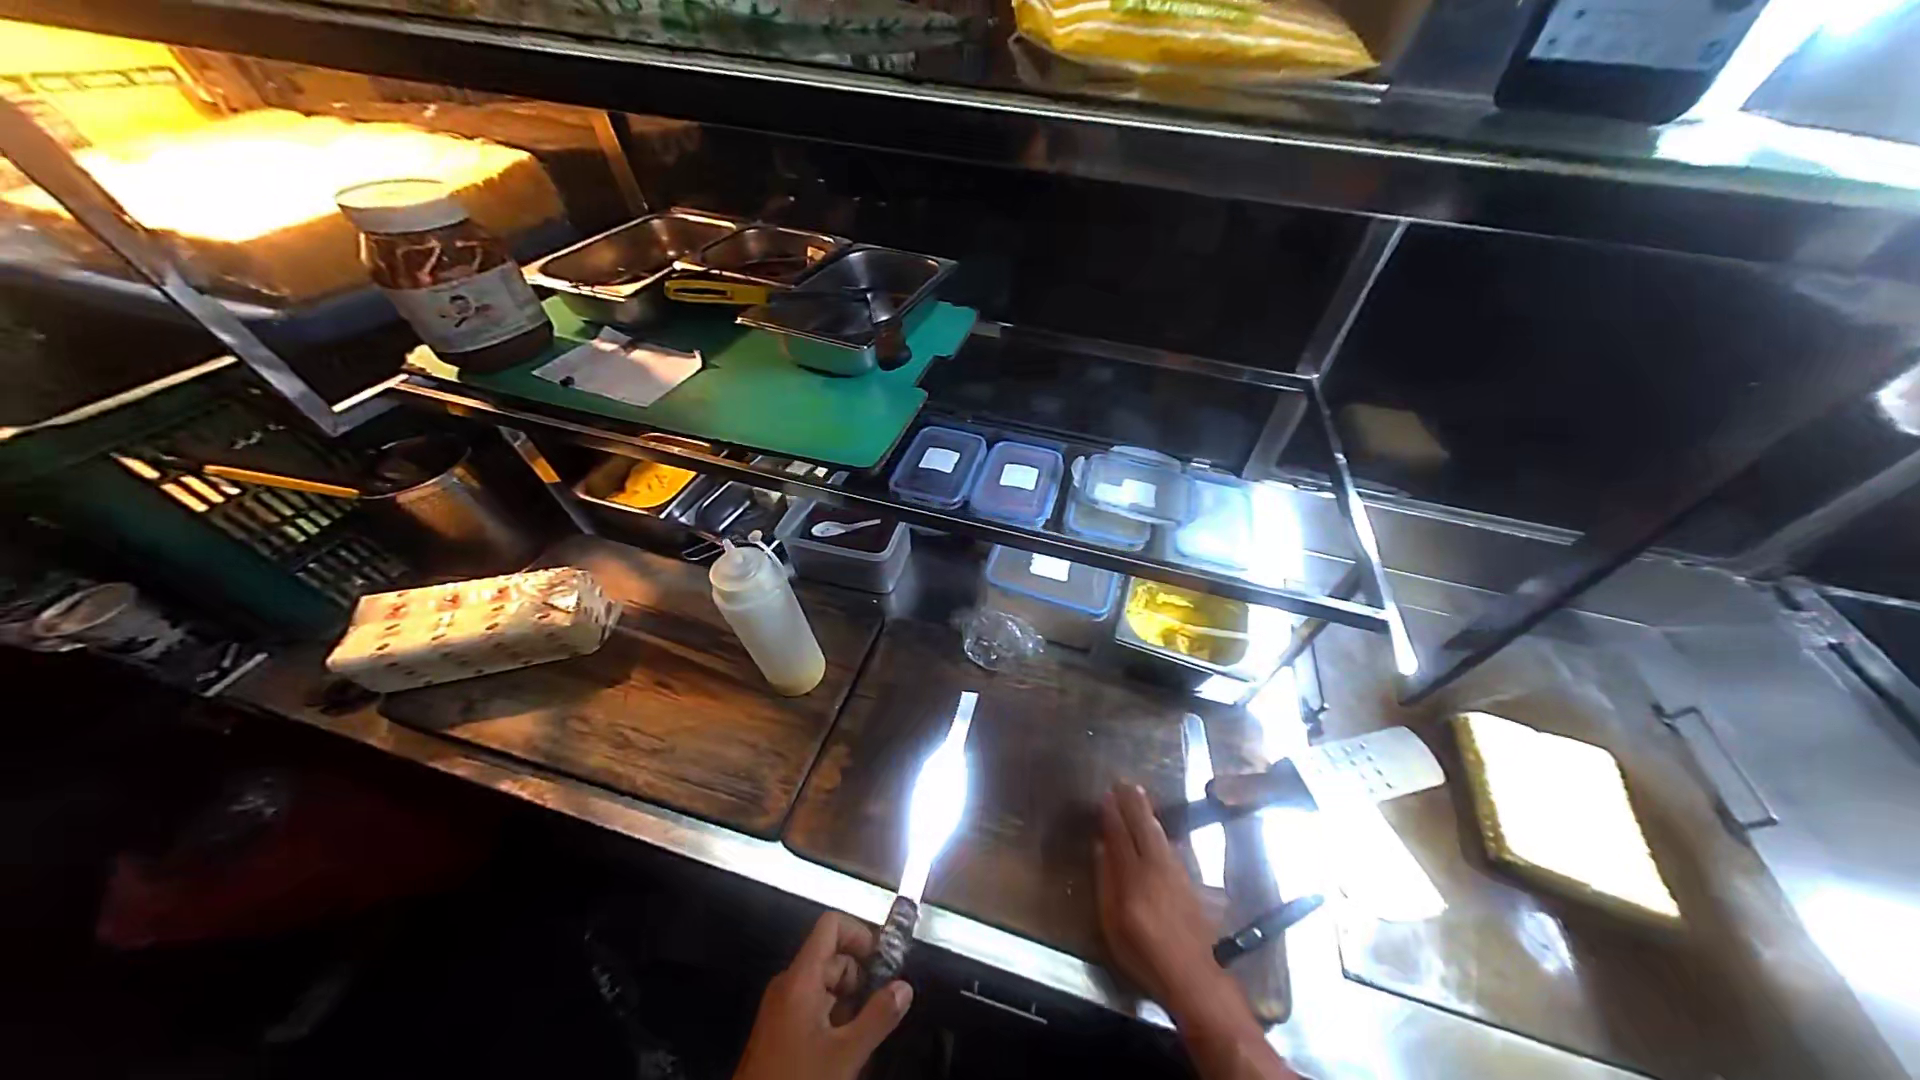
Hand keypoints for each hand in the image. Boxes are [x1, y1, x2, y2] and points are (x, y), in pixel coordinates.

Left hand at [733, 911, 913, 1079]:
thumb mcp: (845, 1055)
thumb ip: (878, 1018)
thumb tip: (904, 987)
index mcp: (800, 978)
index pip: (831, 926)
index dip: (860, 935)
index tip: (883, 963)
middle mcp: (788, 984)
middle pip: (833, 957)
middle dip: (860, 979)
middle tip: (879, 1011)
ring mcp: (781, 1007)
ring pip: (825, 985)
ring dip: (849, 1004)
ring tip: (862, 1039)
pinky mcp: (778, 1029)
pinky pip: (813, 1006)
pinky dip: (834, 1018)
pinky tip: (843, 1051)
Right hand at [1097, 784, 1297, 1079]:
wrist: (1195, 975)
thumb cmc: (1145, 954)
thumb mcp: (1112, 923)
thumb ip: (1106, 882)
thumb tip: (1101, 849)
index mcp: (1132, 875)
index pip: (1119, 835)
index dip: (1111, 814)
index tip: (1105, 796)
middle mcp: (1156, 866)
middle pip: (1142, 827)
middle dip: (1132, 803)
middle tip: (1124, 783)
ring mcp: (1176, 872)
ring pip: (1159, 834)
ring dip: (1147, 813)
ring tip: (1139, 797)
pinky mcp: (1189, 882)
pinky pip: (1169, 845)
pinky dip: (1160, 830)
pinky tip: (1158, 828)